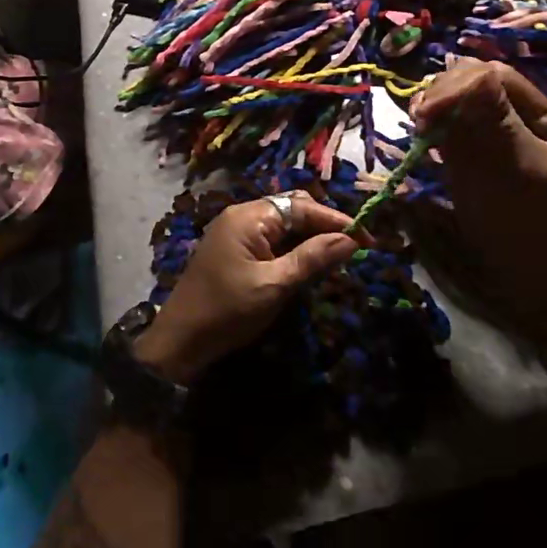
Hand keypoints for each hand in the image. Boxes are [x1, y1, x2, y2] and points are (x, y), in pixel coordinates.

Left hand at [135, 192, 359, 384]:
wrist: (180, 341)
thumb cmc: (227, 311)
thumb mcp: (274, 285)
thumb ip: (312, 259)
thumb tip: (350, 239)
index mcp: (248, 217)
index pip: (301, 207)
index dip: (335, 220)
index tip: (366, 238)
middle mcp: (242, 216)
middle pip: (293, 210)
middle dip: (324, 225)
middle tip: (355, 248)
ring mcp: (237, 233)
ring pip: (284, 226)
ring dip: (311, 238)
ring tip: (340, 256)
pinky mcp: (236, 252)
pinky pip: (272, 241)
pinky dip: (294, 249)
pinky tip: (311, 264)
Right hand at [412, 58, 546, 327]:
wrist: (518, 260)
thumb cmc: (526, 215)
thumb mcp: (518, 165)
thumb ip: (497, 119)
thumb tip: (472, 74)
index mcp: (536, 111)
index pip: (492, 76)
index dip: (458, 85)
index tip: (428, 115)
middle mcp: (511, 111)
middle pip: (468, 80)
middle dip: (441, 93)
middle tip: (419, 122)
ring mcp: (485, 127)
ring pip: (451, 96)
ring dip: (430, 105)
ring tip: (419, 128)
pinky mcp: (463, 144)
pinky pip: (442, 118)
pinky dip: (427, 121)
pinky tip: (420, 134)